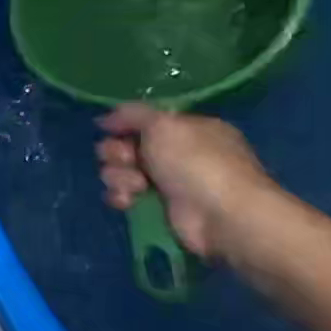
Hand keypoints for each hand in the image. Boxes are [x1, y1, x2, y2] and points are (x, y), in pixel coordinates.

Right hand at [96, 104, 281, 259]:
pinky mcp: (160, 206)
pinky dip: (121, 195)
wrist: (224, 217)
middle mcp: (180, 153)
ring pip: (120, 170)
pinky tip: (129, 200)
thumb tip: (106, 119)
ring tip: (136, 186)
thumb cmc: (196, 163)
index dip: (123, 125)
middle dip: (116, 152)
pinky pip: (124, 193)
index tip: (109, 129)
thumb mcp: (163, 124)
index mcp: (190, 130)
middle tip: (127, 160)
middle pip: (126, 145)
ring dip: (119, 176)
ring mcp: (171, 181)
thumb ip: (132, 114)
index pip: (144, 121)